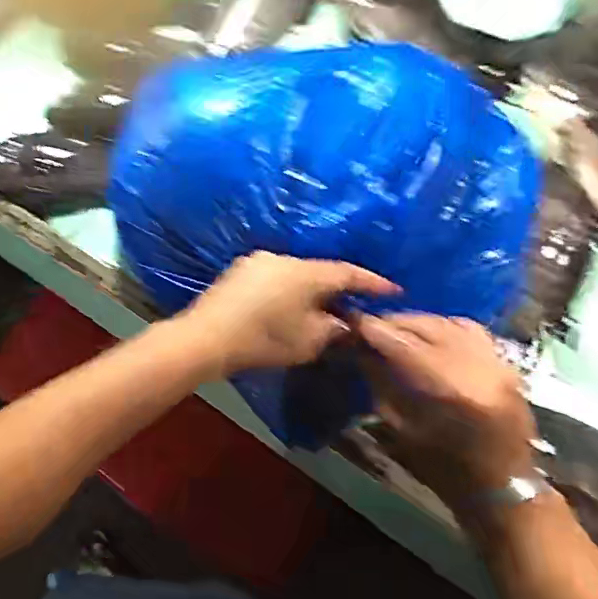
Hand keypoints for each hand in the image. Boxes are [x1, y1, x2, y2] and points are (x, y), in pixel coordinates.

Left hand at [180, 252, 399, 374]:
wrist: (204, 338)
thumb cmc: (263, 339)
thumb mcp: (311, 340)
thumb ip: (337, 328)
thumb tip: (345, 321)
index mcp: (304, 270)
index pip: (348, 272)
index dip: (373, 283)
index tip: (393, 291)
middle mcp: (278, 258)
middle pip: (318, 272)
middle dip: (338, 289)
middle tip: (356, 306)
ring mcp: (252, 264)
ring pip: (293, 275)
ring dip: (309, 290)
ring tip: (324, 310)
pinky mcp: (234, 275)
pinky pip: (272, 280)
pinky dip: (287, 292)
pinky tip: (292, 307)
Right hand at [356, 313, 537, 505]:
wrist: (501, 486)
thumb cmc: (440, 464)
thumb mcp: (398, 424)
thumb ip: (379, 380)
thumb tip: (358, 348)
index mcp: (447, 388)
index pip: (401, 341)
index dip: (371, 328)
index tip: (348, 322)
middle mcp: (478, 369)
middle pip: (427, 326)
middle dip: (392, 323)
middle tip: (366, 327)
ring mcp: (498, 366)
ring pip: (450, 323)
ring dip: (418, 323)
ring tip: (395, 330)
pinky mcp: (508, 367)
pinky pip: (473, 333)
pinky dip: (445, 328)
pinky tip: (428, 337)